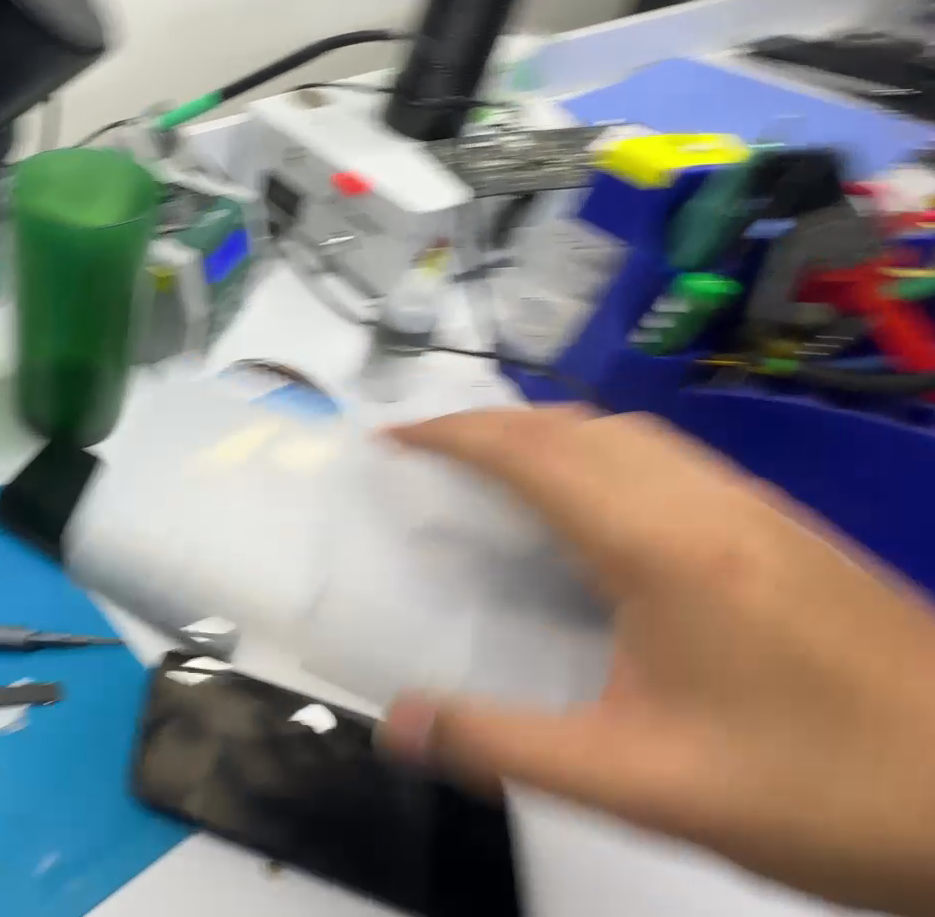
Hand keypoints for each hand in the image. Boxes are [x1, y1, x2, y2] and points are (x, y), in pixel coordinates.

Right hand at [379, 408, 934, 916]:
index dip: (451, 435)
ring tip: (491, 469)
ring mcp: (758, 513)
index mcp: (661, 549)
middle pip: (575, 426)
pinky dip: (595, 453)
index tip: (390, 442)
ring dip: (543, 433)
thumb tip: (396, 726)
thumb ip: (506, 747)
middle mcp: (708, 507)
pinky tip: (591, 508)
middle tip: (426, 456)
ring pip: (626, 433)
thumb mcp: (644, 786)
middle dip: (486, 423)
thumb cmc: (825, 791)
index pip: (533, 453)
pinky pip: (666, 458)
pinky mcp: (790, 533)